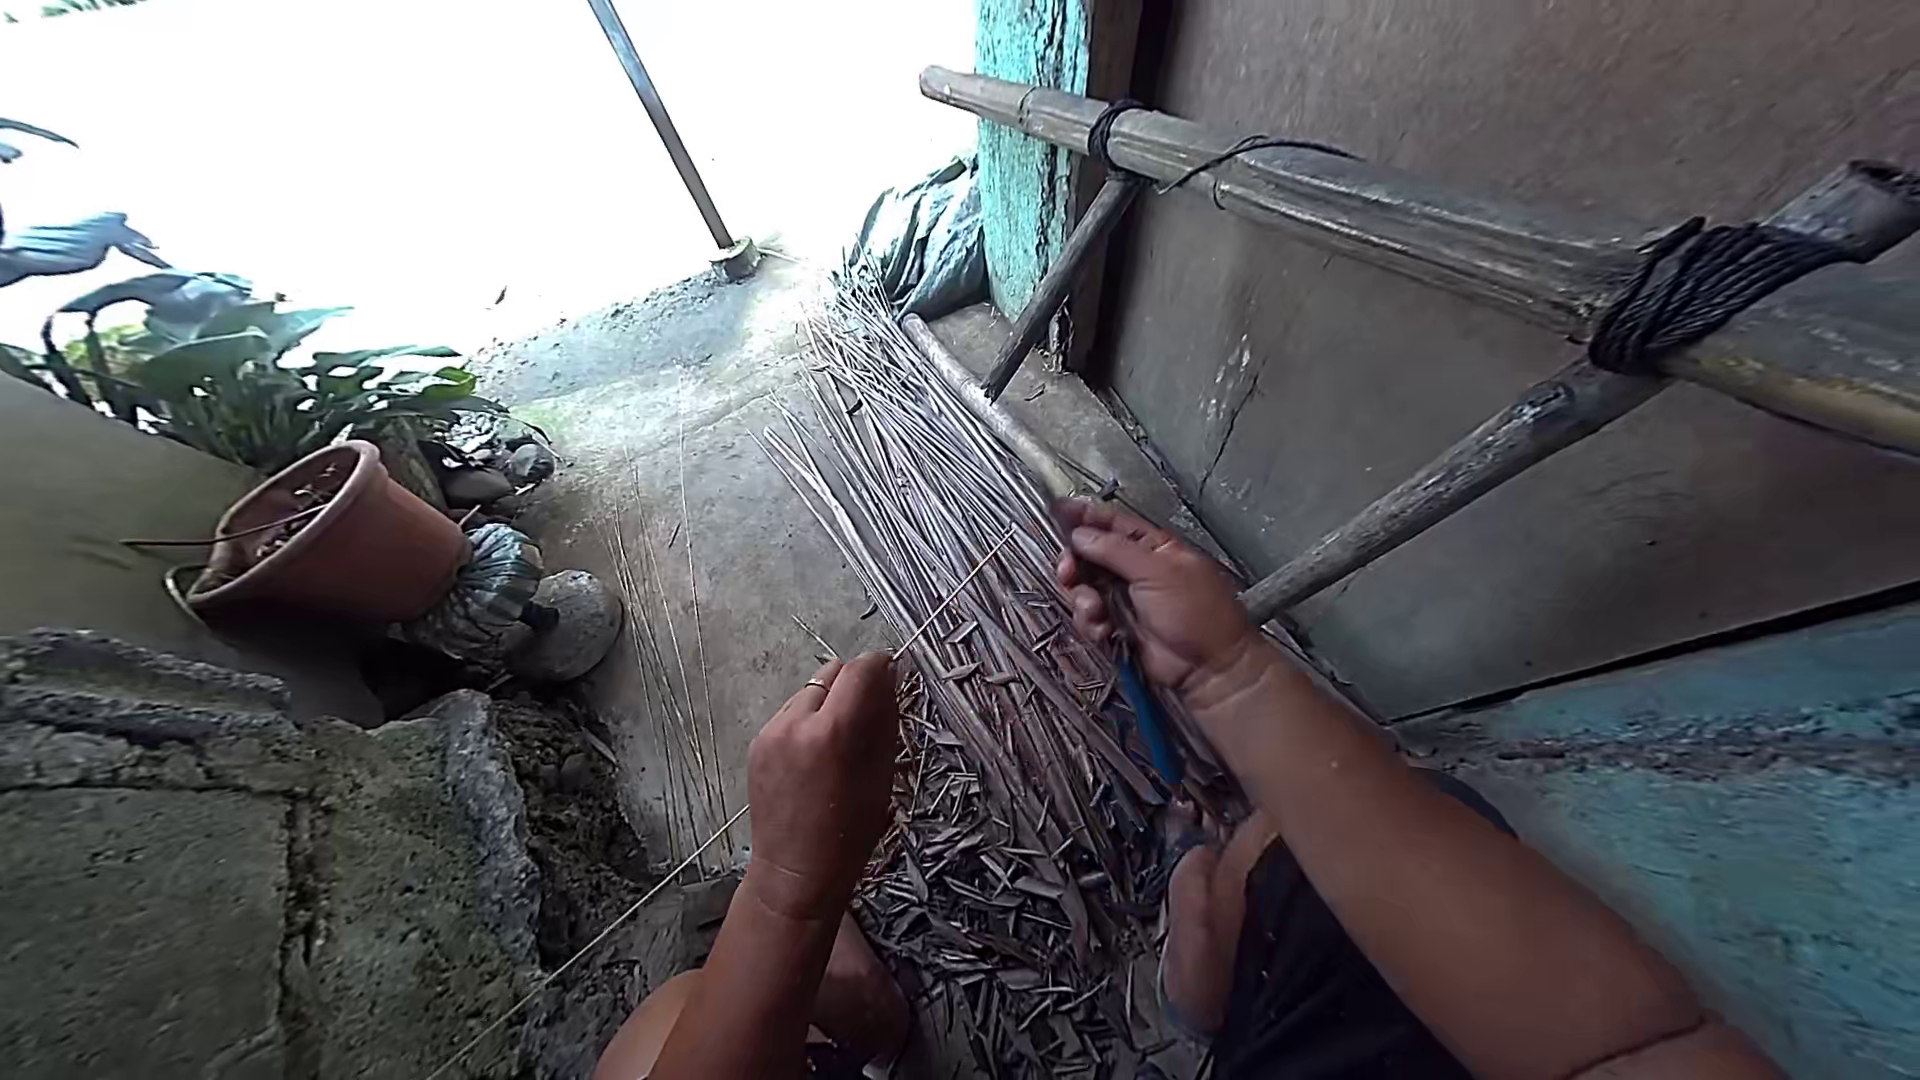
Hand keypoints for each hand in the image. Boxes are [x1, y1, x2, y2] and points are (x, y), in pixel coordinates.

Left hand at [745, 652, 899, 920]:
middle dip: (855, 682)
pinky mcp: (757, 741)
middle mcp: (797, 721)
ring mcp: (772, 730)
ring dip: (830, 699)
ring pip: (811, 688)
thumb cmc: (852, 829)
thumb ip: (885, 716)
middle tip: (867, 709)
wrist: (796, 873)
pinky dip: (809, 717)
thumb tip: (891, 675)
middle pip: (834, 671)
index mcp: (834, 730)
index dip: (880, 664)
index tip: (892, 672)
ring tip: (838, 734)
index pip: (861, 669)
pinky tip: (815, 750)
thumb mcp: (882, 771)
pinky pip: (791, 711)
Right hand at [1054, 499, 1265, 709]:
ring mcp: (1123, 598)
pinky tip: (1103, 630)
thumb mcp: (1158, 571)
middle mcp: (1134, 569)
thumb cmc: (1196, 612)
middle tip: (1068, 571)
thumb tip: (1080, 533)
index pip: (1112, 523)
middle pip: (1089, 555)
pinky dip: (1091, 622)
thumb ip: (1115, 550)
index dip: (1084, 516)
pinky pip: (1088, 616)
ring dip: (1083, 598)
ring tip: (1094, 609)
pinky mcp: (1114, 625)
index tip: (1058, 511)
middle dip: (1074, 563)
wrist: (1208, 668)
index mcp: (1152, 547)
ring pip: (1084, 587)